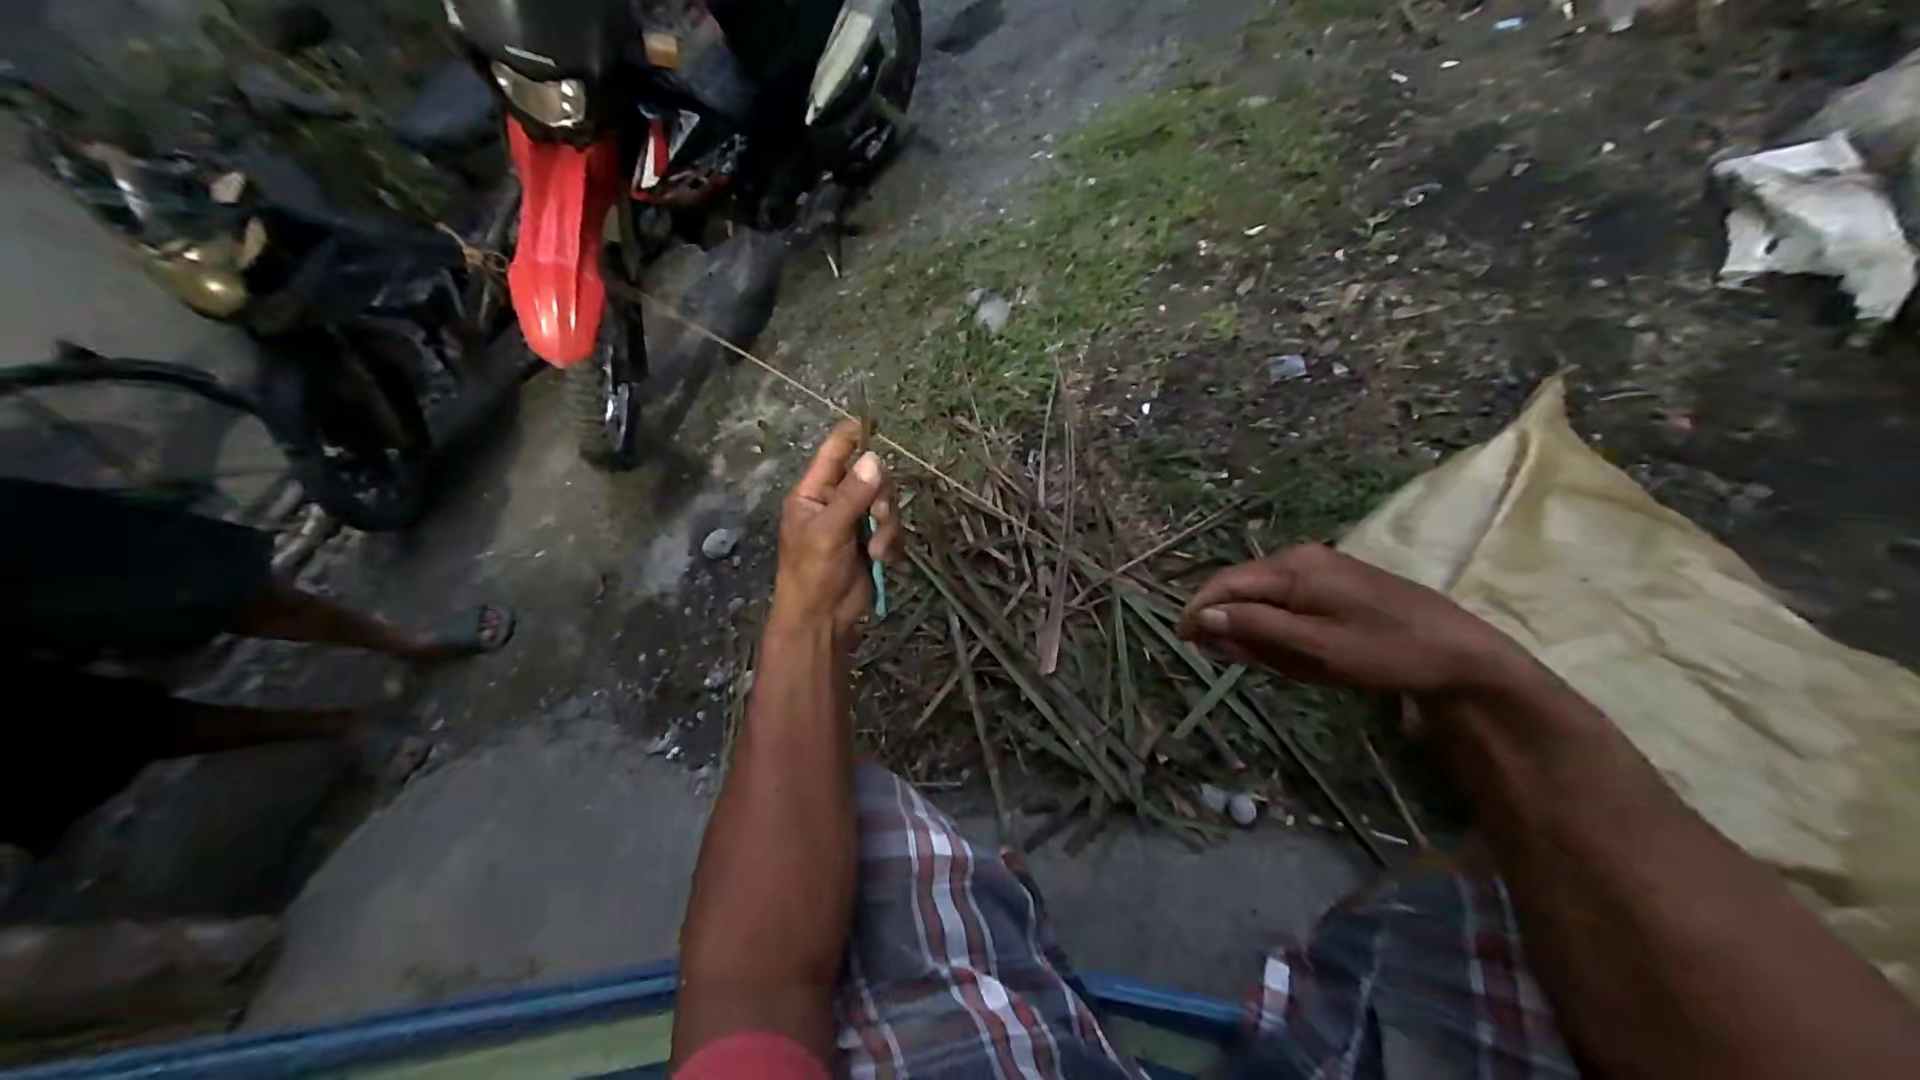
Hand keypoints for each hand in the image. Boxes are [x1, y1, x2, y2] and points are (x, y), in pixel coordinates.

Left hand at [768, 421, 903, 642]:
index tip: (877, 424)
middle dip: (880, 498)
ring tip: (877, 551)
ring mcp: (855, 523)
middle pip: (870, 477)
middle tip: (878, 518)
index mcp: (813, 493)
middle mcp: (835, 502)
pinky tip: (884, 560)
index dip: (854, 436)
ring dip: (887, 527)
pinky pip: (893, 529)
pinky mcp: (872, 543)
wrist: (821, 621)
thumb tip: (875, 458)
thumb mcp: (829, 531)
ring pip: (886, 505)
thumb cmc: (812, 574)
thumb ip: (853, 495)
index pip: (834, 453)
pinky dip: (892, 543)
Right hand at [1177, 544, 1533, 697]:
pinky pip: (1285, 601)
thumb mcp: (1316, 649)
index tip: (1185, 643)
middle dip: (1231, 625)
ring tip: (1282, 664)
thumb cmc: (1387, 652)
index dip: (1199, 611)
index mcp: (1293, 568)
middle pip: (1241, 588)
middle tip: (1243, 664)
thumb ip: (1256, 630)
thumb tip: (1202, 617)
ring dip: (1257, 630)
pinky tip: (1298, 651)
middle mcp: (1299, 557)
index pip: (1225, 584)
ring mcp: (1318, 567)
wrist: (1462, 654)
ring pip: (1262, 597)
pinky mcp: (1331, 581)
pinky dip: (1279, 627)